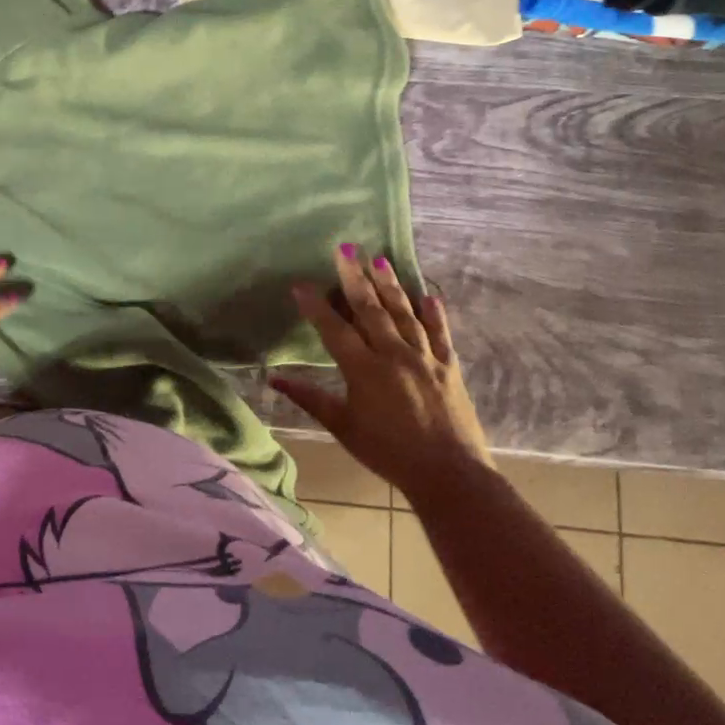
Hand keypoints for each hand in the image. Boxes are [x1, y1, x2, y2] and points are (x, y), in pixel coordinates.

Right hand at [271, 245, 492, 503]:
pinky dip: (434, 314)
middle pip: (371, 309)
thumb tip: (273, 378)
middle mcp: (394, 355)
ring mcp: (425, 359)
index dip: (316, 305)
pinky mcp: (449, 369)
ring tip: (380, 261)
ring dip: (391, 286)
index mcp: (364, 370)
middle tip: (346, 249)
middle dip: (356, 277)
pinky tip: (428, 296)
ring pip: (405, 314)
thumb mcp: (342, 426)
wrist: (450, 475)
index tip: (301, 284)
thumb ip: (309, 398)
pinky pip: (441, 335)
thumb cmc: (388, 452)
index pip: (333, 329)